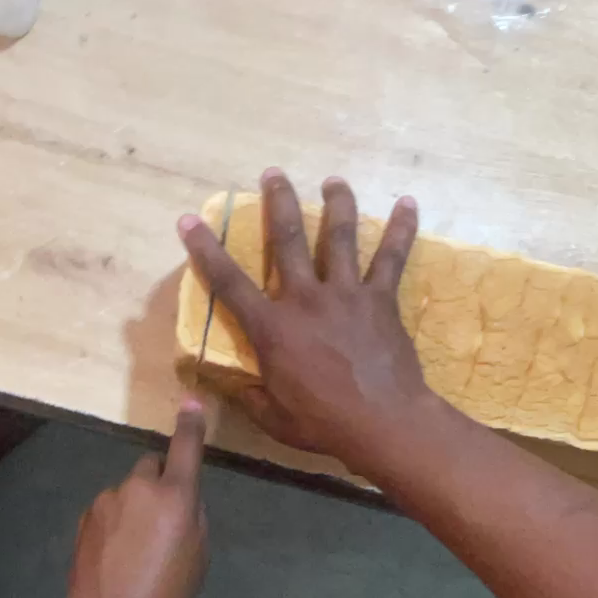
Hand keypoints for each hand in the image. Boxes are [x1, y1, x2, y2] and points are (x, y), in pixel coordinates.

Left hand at [59, 400, 208, 597]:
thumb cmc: (166, 592)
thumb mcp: (198, 556)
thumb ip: (193, 516)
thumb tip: (182, 498)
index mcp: (175, 495)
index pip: (185, 447)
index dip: (190, 425)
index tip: (190, 403)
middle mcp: (139, 486)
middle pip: (152, 467)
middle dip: (159, 483)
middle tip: (162, 520)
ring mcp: (107, 498)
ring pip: (128, 490)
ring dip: (134, 506)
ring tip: (134, 548)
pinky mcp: (86, 514)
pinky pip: (109, 508)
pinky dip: (115, 522)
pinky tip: (114, 553)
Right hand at [178, 169, 439, 471]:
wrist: (382, 422)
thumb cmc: (322, 423)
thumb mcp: (272, 417)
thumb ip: (246, 395)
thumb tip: (216, 385)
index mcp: (272, 328)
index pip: (229, 283)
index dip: (205, 251)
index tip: (190, 220)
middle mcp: (305, 299)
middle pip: (287, 240)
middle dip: (277, 203)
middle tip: (273, 174)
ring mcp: (346, 295)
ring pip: (340, 236)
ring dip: (336, 203)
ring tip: (333, 181)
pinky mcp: (381, 300)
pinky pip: (391, 258)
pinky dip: (400, 230)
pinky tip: (407, 203)